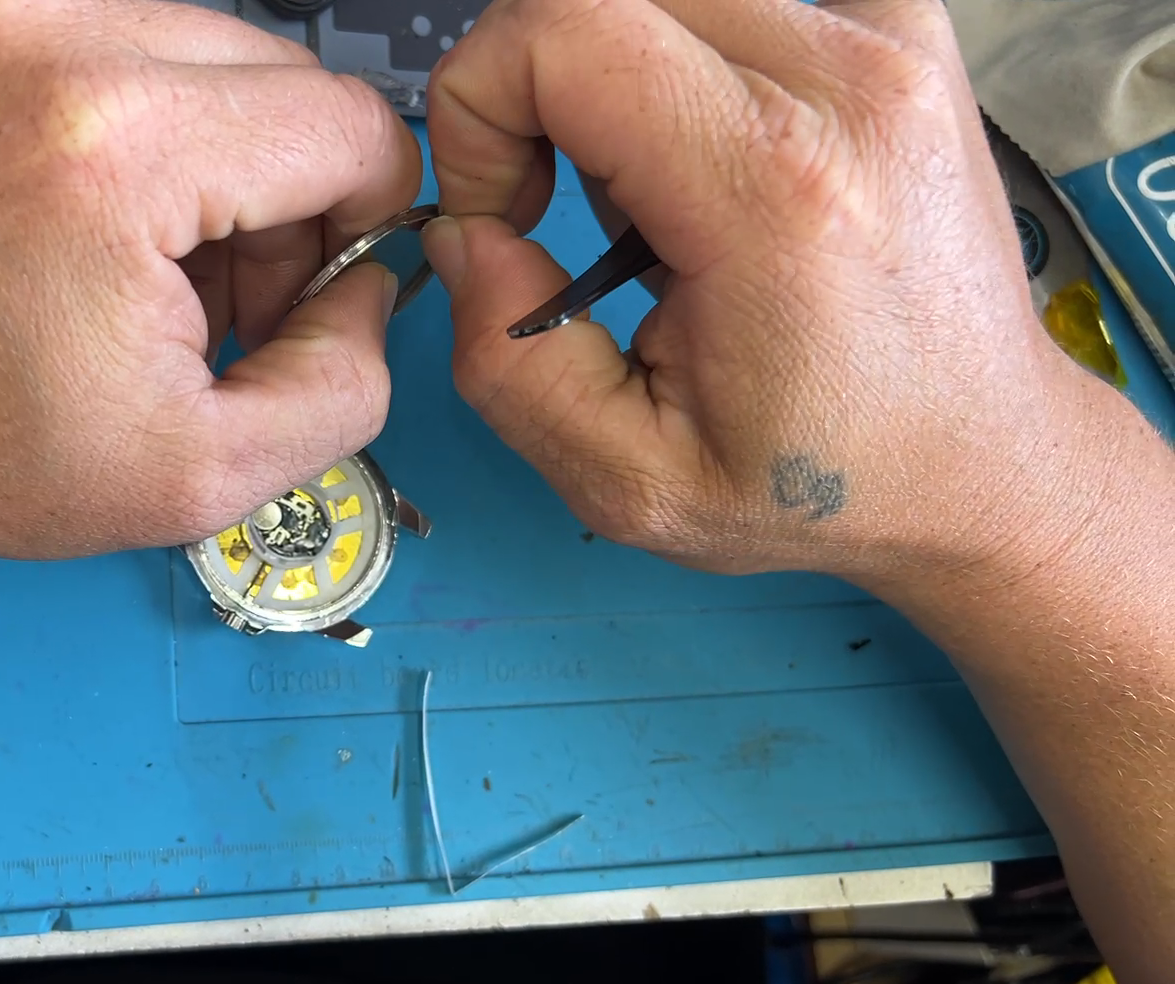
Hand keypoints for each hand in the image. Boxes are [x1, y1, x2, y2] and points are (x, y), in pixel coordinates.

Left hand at [0, 0, 417, 569]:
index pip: (350, 127)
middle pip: (289, 90)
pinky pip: (141, 66)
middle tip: (216, 320)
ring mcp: (1, 13)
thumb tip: (367, 287)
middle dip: (290, 213)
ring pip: (221, 72)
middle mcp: (54, 36)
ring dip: (225, 185)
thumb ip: (341, 386)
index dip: (364, 229)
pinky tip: (109, 242)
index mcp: (116, 148)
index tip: (303, 314)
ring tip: (153, 292)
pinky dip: (160, 153)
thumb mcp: (204, 477)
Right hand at [420, 0, 1117, 583]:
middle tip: (531, 210)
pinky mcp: (885, 25)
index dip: (475, 114)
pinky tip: (673, 174)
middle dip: (512, 95)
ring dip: (579, 92)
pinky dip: (642, 77)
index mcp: (769, 191)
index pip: (563, 33)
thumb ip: (507, 364)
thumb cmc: (802, 484)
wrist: (974, 460)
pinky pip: (699, 7)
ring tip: (618, 210)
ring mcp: (882, 27)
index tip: (493, 220)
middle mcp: (844, 71)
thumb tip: (461, 237)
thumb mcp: (621, 478)